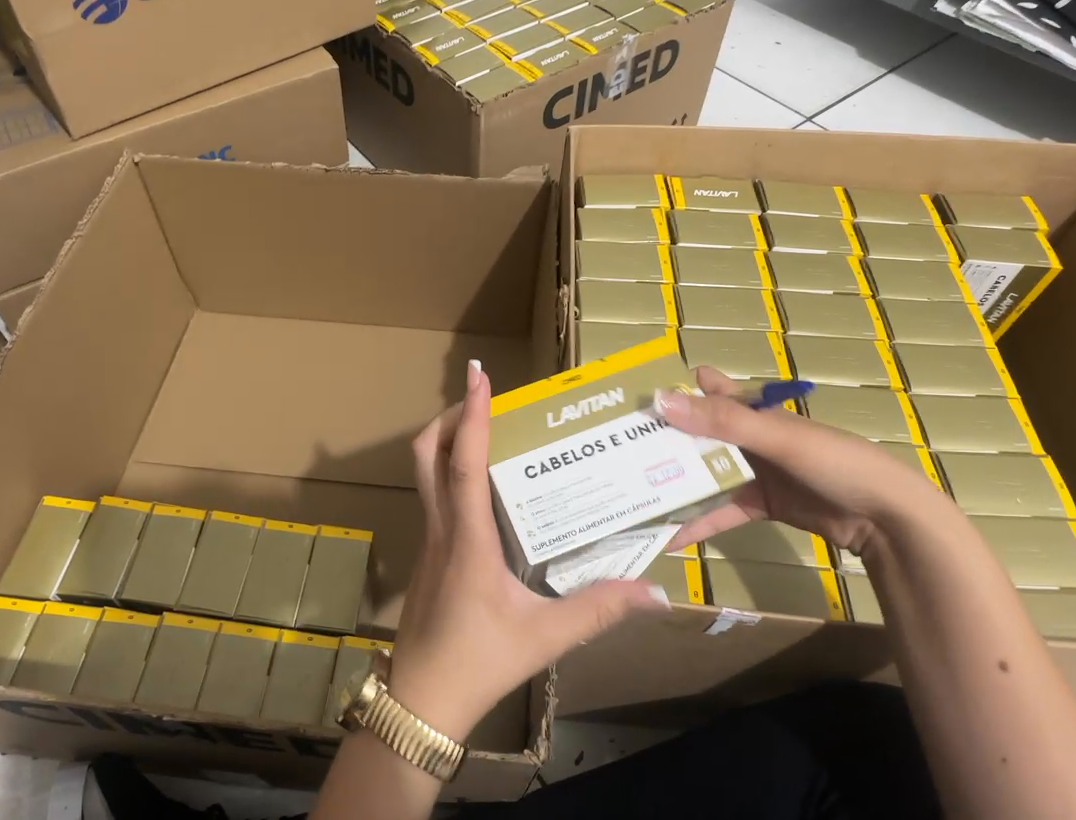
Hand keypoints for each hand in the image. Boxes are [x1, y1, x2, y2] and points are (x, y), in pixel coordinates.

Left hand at [387, 360, 669, 740]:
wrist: (420, 700)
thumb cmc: (478, 662)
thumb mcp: (544, 637)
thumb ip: (598, 610)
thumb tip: (655, 594)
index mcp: (468, 538)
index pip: (463, 462)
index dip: (473, 415)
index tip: (479, 374)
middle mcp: (442, 529)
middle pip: (427, 454)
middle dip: (451, 417)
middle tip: (484, 399)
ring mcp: (428, 542)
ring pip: (424, 474)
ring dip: (447, 443)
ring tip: (487, 431)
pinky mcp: (427, 557)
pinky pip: (433, 499)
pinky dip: (450, 475)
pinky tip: (483, 490)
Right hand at [658, 366, 943, 555]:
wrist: (887, 519)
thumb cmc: (836, 463)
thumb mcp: (778, 438)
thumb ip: (722, 422)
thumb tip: (661, 401)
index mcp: (756, 410)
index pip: (709, 390)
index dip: (675, 390)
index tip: (633, 397)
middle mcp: (751, 437)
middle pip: (699, 434)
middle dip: (663, 440)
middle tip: (616, 450)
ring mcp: (756, 472)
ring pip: (706, 473)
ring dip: (676, 482)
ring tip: (633, 493)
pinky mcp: (762, 505)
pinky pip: (722, 510)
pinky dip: (699, 522)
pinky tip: (670, 536)